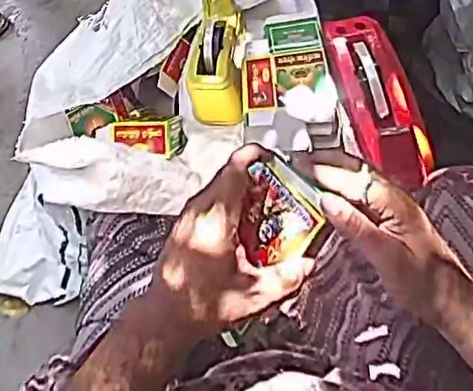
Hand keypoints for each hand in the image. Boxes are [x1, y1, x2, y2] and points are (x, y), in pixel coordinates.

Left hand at [145, 144, 315, 336]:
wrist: (166, 316)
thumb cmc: (199, 305)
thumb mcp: (252, 296)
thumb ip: (284, 279)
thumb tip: (306, 265)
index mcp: (216, 218)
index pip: (235, 169)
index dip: (255, 156)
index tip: (271, 155)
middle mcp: (200, 208)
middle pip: (230, 175)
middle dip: (256, 177)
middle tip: (276, 188)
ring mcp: (190, 213)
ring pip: (220, 186)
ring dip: (242, 190)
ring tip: (263, 208)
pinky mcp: (186, 221)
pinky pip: (211, 199)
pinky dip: (230, 203)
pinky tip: (242, 227)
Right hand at [299, 151, 466, 325]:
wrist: (452, 301)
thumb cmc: (421, 283)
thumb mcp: (385, 257)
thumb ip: (355, 226)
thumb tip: (325, 199)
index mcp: (391, 200)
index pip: (349, 177)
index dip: (321, 170)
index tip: (297, 166)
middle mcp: (393, 192)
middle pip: (354, 167)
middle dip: (324, 160)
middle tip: (296, 160)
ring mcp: (393, 199)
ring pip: (358, 173)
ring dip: (332, 166)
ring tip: (307, 167)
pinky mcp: (392, 210)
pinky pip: (361, 185)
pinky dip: (342, 180)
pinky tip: (331, 186)